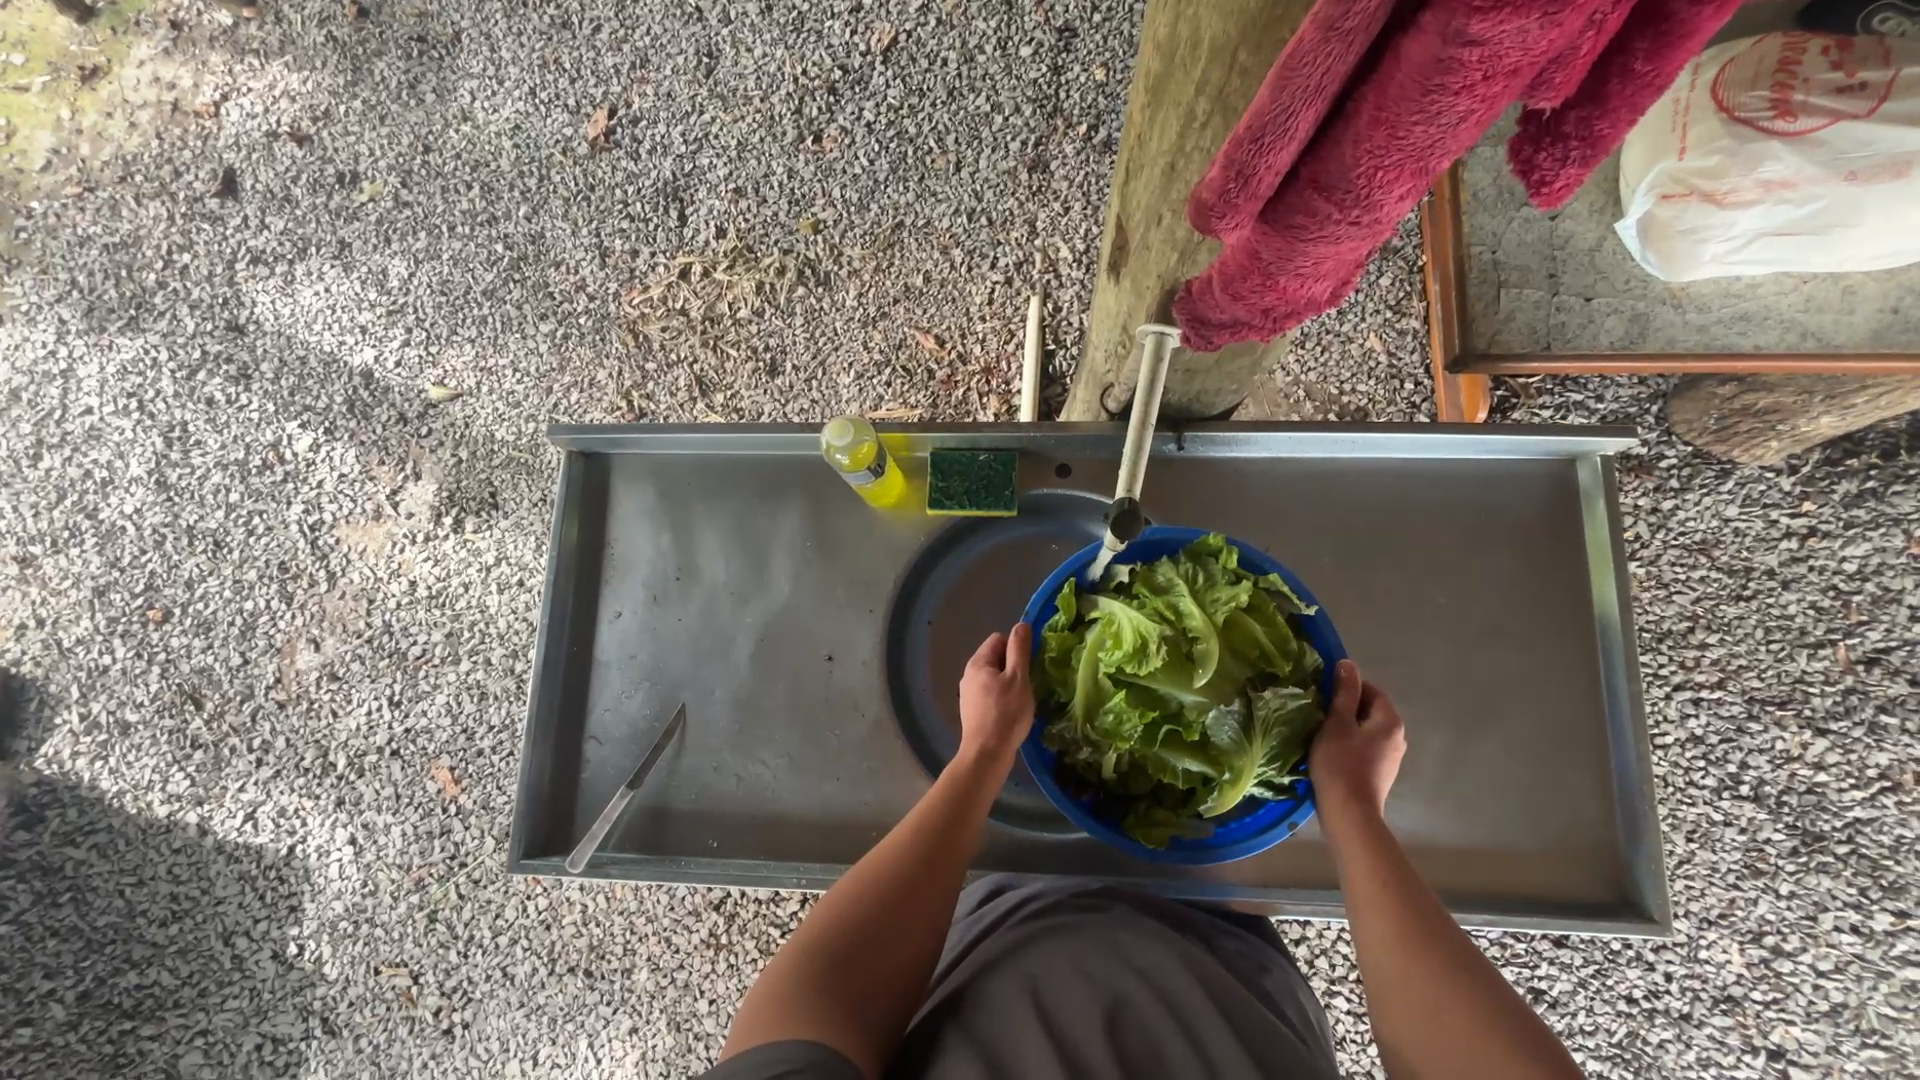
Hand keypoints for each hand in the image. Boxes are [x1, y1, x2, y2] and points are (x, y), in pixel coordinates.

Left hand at [957, 623, 1033, 766]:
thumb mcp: (1018, 678)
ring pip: (994, 678)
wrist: (987, 753)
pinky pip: (991, 694)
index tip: (1029, 665)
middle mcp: (969, 675)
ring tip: (1021, 700)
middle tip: (1028, 684)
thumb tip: (1021, 625)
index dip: (1016, 648)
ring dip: (1010, 684)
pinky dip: (1002, 698)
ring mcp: (969, 694)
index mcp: (978, 663)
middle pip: (996, 658)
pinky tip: (1012, 713)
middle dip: (1014, 667)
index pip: (998, 639)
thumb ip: (1019, 649)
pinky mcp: (973, 711)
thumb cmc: (1006, 713)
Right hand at [1310, 660, 1406, 821]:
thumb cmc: (1340, 762)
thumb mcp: (1337, 722)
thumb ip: (1344, 692)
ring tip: (1321, 733)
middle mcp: (1397, 737)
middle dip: (1345, 708)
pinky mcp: (1381, 773)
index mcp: (1389, 720)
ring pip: (1366, 730)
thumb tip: (1348, 664)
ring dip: (1346, 727)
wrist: (1349, 812)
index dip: (1347, 687)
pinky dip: (1350, 744)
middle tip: (1318, 712)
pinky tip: (1331, 753)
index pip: (1371, 690)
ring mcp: (1391, 757)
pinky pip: (1365, 748)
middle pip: (1370, 710)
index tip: (1323, 694)